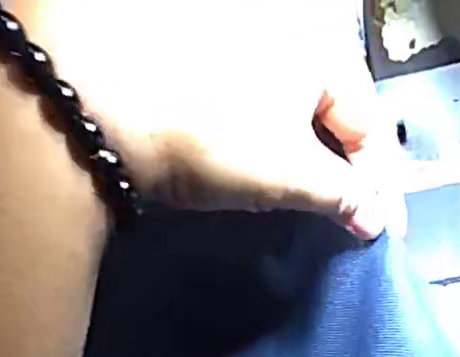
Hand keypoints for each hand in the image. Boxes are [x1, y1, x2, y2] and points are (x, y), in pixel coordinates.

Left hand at [5, 0, 403, 238]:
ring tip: (303, 193)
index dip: (382, 187)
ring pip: (290, 97)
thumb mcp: (287, 174)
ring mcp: (230, 20)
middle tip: (346, 215)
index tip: (382, 231)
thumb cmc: (203, 133)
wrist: (77, 95)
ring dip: (304, 149)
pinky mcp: (187, 34)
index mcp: (317, 38)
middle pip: (332, 108)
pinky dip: (263, 127)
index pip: (369, 125)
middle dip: (345, 167)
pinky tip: (256, 155)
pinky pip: (249, 89)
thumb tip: (374, 219)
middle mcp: (280, 15)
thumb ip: (344, 198)